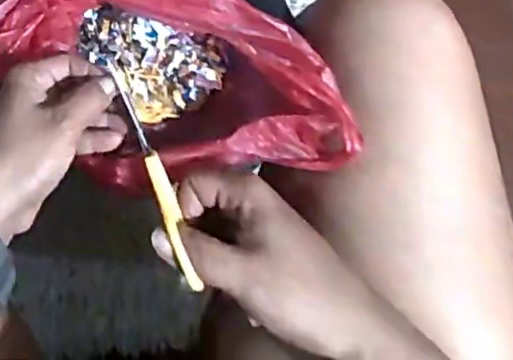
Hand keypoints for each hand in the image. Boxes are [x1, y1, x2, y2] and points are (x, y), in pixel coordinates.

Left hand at [0, 55, 125, 237]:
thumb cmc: (28, 155)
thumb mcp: (63, 124)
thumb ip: (90, 99)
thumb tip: (111, 81)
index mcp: (29, 78)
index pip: (68, 63)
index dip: (94, 71)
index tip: (121, 83)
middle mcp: (29, 93)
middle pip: (70, 86)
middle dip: (99, 97)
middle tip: (128, 105)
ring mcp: (34, 119)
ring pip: (71, 111)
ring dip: (97, 118)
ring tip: (126, 126)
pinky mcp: (39, 144)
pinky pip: (67, 132)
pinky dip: (87, 135)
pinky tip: (113, 141)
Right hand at [152, 169, 440, 359]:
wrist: (358, 331)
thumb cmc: (298, 292)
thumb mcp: (241, 275)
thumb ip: (195, 253)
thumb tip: (154, 234)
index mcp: (247, 190)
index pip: (193, 181)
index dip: (180, 209)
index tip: (181, 246)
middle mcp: (252, 198)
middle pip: (202, 204)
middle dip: (193, 238)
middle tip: (198, 273)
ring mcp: (262, 223)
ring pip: (215, 229)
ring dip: (210, 259)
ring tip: (223, 288)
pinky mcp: (269, 247)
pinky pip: (232, 247)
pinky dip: (228, 270)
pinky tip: (244, 300)